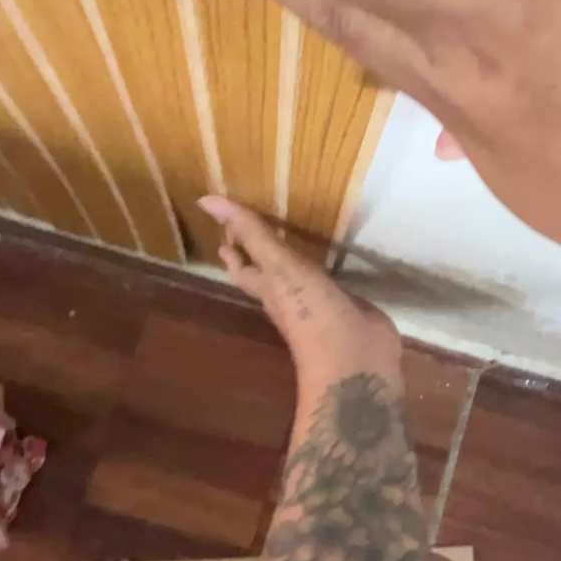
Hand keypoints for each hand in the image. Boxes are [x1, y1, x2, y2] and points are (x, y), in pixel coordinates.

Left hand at [198, 196, 401, 391]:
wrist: (354, 359)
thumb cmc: (311, 312)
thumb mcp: (278, 267)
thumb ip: (251, 233)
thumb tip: (206, 200)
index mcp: (270, 288)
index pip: (243, 265)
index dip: (233, 247)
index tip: (225, 228)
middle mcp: (291, 297)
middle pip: (267, 274)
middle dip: (257, 255)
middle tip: (251, 233)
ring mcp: (320, 305)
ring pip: (298, 280)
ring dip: (291, 265)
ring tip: (290, 243)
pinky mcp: (349, 310)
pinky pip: (333, 287)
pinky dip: (328, 274)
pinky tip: (336, 265)